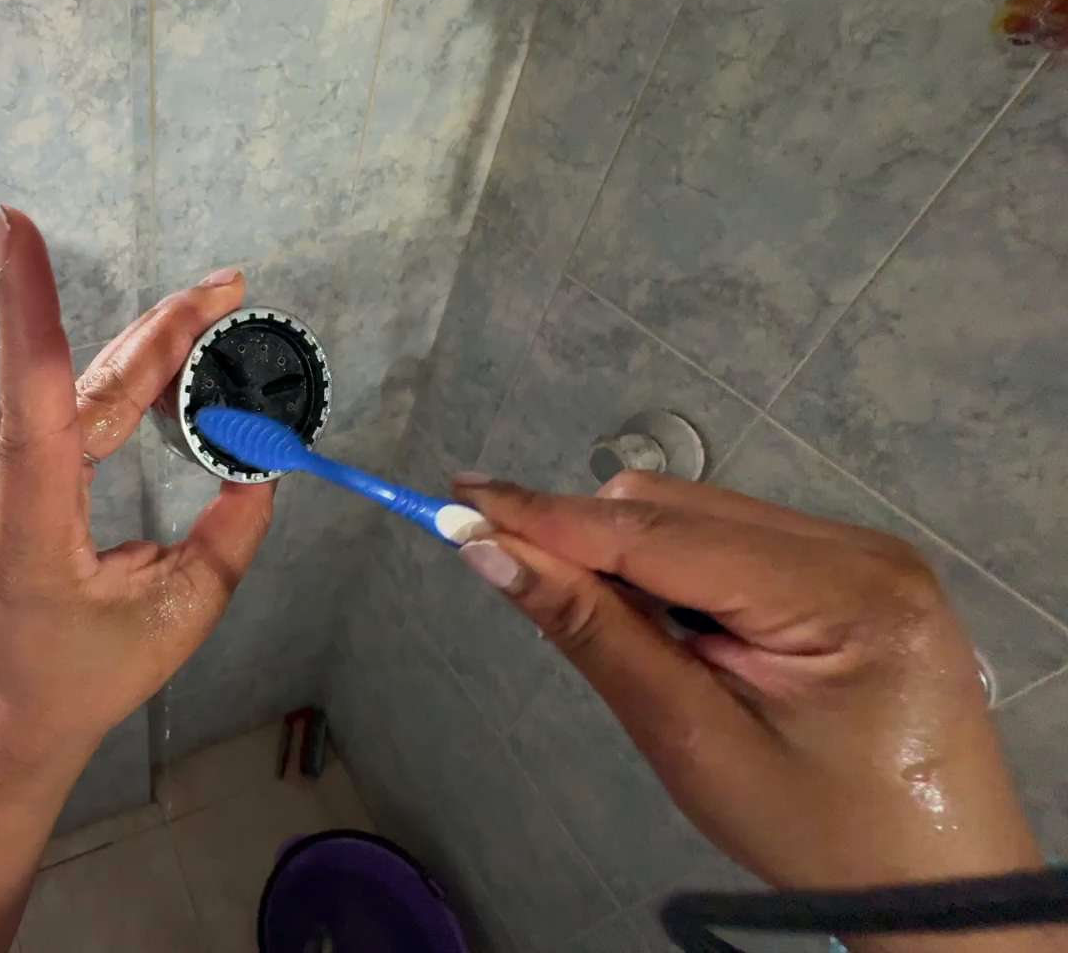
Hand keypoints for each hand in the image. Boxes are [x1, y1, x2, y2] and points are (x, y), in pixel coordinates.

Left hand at [0, 205, 276, 764]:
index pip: (31, 410)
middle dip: (158, 334)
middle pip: (82, 389)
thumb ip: (227, 536)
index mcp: (30, 535)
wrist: (20, 703)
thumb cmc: (93, 673)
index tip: (12, 228)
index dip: (28, 315)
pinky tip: (171, 363)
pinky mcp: (8, 471)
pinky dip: (127, 383)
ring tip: (216, 315)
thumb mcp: (180, 616)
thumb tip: (260, 462)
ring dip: (148, 351)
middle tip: (229, 289)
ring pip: (77, 391)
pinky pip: (70, 411)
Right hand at [451, 472, 1044, 915]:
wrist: (929, 885)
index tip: (457, 499)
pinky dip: (651, 560)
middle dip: (577, 535)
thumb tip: (484, 551)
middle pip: (663, 507)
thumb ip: (584, 626)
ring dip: (612, 549)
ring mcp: (849, 549)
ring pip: (677, 510)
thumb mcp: (681, 731)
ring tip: (609, 621)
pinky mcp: (835, 563)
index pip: (651, 533)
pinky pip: (706, 531)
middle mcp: (852, 547)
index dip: (543, 516)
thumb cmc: (809, 827)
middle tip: (512, 573)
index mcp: (839, 594)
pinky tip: (654, 614)